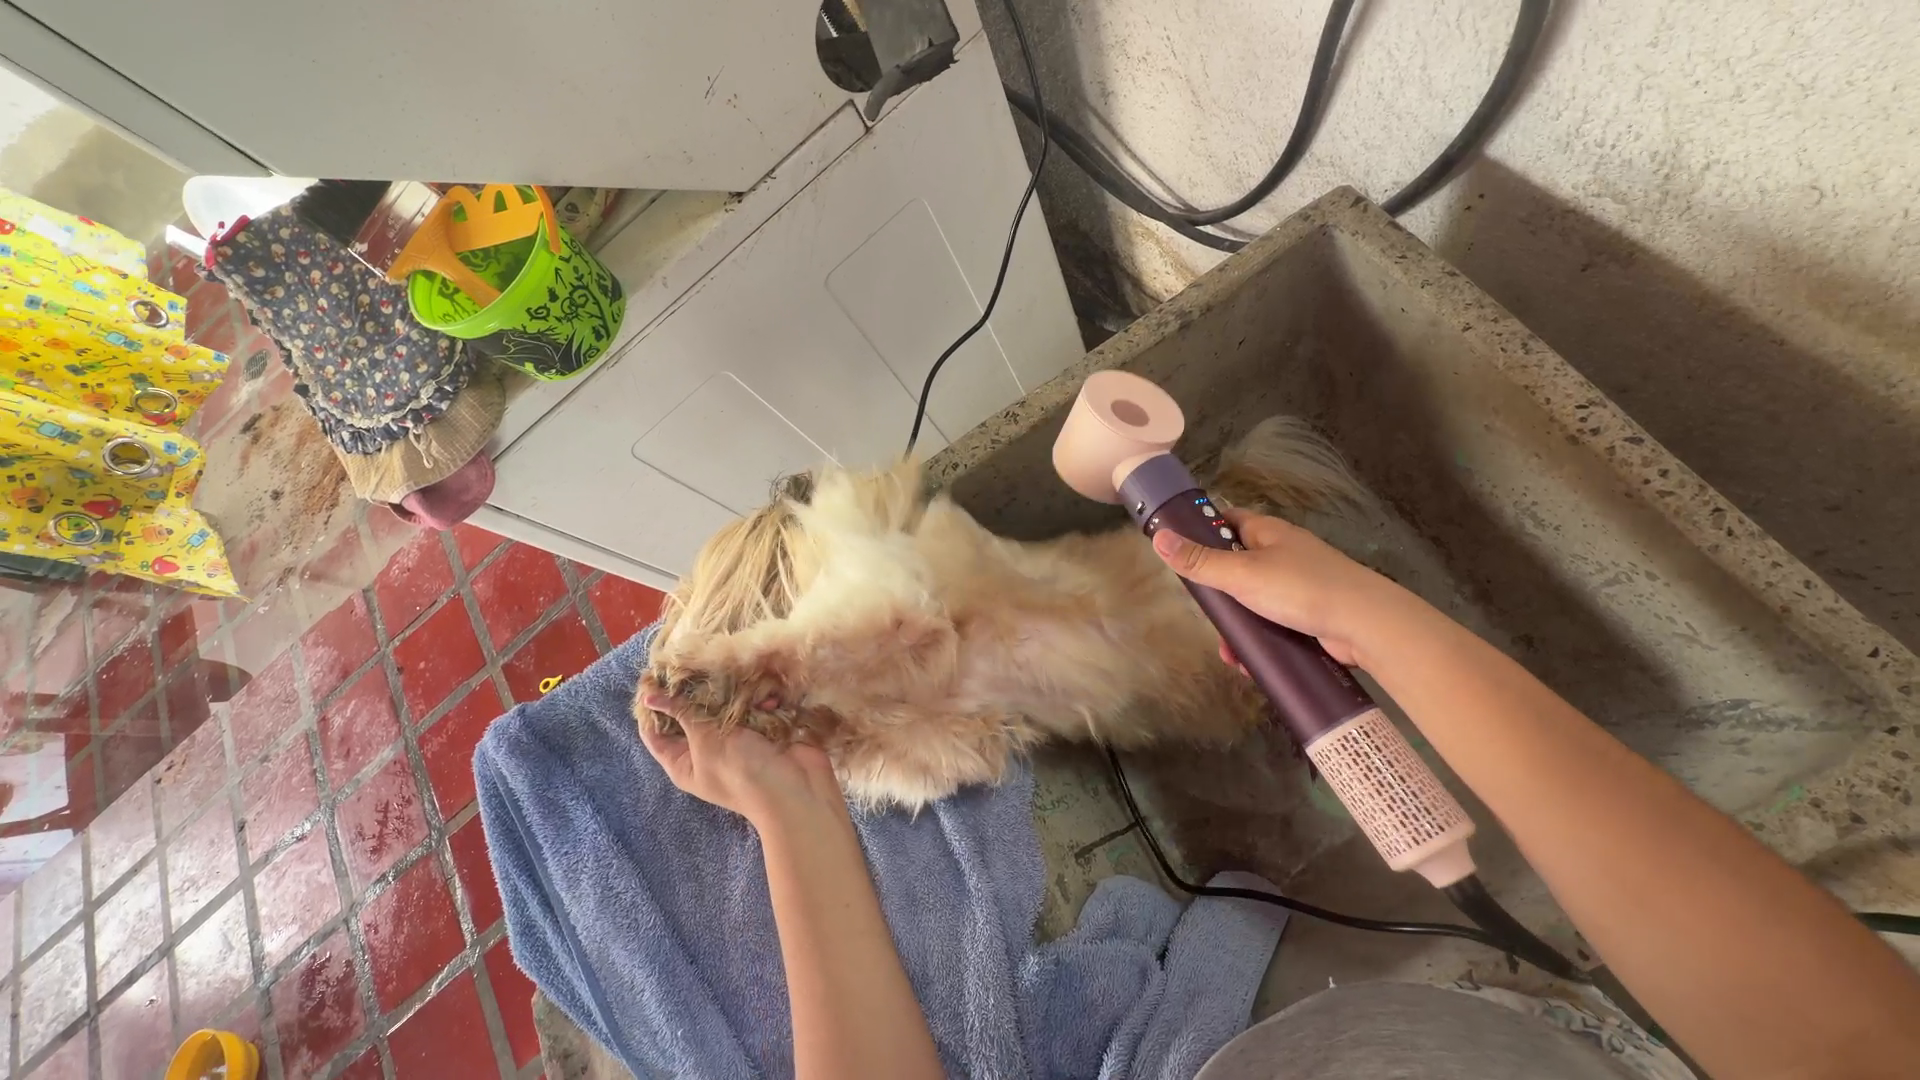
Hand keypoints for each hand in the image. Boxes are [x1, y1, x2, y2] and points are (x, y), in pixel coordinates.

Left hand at [639, 692, 843, 827]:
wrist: (794, 790)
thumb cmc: (742, 771)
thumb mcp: (705, 741)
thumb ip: (682, 713)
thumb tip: (648, 697)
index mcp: (683, 762)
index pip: (655, 732)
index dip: (652, 706)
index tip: (653, 674)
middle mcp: (706, 750)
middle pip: (691, 714)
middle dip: (696, 691)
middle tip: (695, 662)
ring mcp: (736, 740)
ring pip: (725, 705)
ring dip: (733, 693)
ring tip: (736, 679)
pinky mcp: (762, 730)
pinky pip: (754, 707)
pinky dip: (760, 700)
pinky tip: (768, 699)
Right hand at [1150, 508, 1407, 666]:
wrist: (1366, 626)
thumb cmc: (1301, 588)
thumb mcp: (1241, 574)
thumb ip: (1199, 561)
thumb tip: (1158, 537)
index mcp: (1268, 533)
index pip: (1227, 520)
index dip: (1202, 531)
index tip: (1181, 552)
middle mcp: (1283, 554)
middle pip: (1237, 566)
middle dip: (1218, 595)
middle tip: (1206, 614)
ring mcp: (1298, 586)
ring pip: (1254, 603)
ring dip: (1238, 627)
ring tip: (1229, 652)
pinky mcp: (1309, 617)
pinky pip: (1273, 626)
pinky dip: (1259, 643)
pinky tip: (1250, 663)